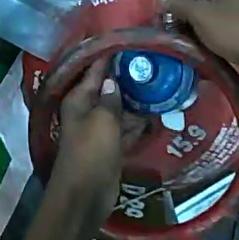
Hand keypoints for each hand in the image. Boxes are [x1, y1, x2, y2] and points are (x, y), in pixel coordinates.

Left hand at [52, 57, 141, 219]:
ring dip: (135, 100)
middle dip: (125, 78)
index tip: (127, 42)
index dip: (107, 56)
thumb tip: (112, 80)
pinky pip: (125, 128)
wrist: (85, 196)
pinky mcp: (110, 146)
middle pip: (107, 88)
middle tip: (152, 63)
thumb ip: (109, 99)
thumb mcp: (102, 121)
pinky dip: (137, 122)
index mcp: (78, 100)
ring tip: (160, 84)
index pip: (93, 71)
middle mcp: (86, 110)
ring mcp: (98, 129)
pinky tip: (157, 113)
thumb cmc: (91, 153)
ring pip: (118, 108)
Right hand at [158, 0, 238, 75]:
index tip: (164, 22)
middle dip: (187, 16)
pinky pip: (225, 23)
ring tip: (188, 43)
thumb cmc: (234, 30)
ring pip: (213, 13)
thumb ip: (178, 4)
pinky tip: (206, 46)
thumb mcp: (201, 16)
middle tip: (173, 34)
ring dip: (199, 27)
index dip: (175, 3)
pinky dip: (214, 32)